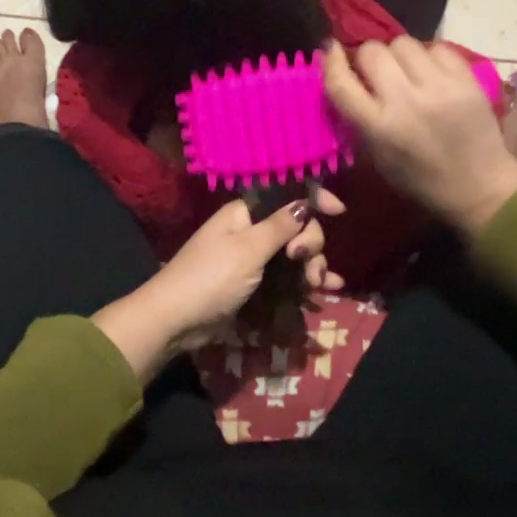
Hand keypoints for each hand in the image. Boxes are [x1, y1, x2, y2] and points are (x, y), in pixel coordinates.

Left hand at [94, 190, 344, 379]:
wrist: (176, 320)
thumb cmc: (210, 277)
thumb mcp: (248, 249)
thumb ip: (280, 226)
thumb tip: (304, 204)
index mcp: (245, 213)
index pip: (285, 195)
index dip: (313, 198)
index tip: (339, 210)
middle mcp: (250, 231)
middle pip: (295, 227)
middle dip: (311, 244)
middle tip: (305, 264)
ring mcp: (253, 259)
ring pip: (294, 255)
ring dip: (312, 266)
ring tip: (318, 286)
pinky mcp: (254, 285)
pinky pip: (287, 278)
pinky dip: (306, 282)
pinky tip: (327, 290)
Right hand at [323, 38, 516, 234]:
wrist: (478, 186)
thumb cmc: (419, 179)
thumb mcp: (376, 156)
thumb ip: (357, 118)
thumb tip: (344, 77)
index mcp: (378, 127)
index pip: (341, 82)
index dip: (331, 61)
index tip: (332, 51)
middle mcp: (405, 102)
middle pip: (372, 51)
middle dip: (367, 58)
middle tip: (376, 71)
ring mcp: (438, 87)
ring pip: (403, 43)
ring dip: (398, 55)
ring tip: (406, 71)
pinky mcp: (466, 80)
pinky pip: (436, 48)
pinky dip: (429, 57)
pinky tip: (432, 74)